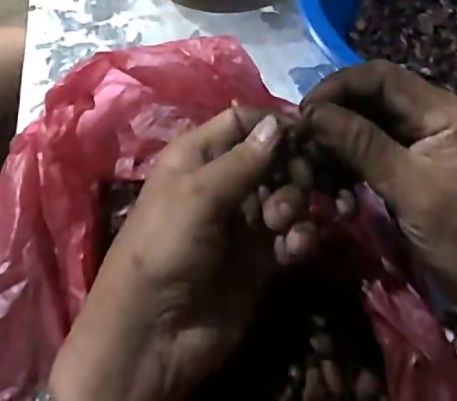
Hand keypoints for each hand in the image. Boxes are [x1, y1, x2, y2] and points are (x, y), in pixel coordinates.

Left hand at [48, 108, 313, 400]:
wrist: (151, 334)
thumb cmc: (165, 245)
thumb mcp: (198, 195)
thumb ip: (242, 161)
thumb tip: (277, 123)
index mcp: (197, 155)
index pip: (240, 121)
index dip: (270, 122)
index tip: (305, 129)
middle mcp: (222, 181)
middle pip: (270, 157)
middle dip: (290, 165)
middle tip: (301, 180)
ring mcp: (242, 221)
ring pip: (284, 194)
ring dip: (294, 202)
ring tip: (283, 222)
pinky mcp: (259, 260)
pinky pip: (290, 235)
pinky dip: (300, 236)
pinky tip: (296, 247)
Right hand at [303, 61, 456, 336]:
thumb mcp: (415, 192)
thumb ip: (363, 146)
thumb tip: (312, 112)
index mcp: (443, 111)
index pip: (380, 77)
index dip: (338, 86)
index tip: (303, 112)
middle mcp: (431, 118)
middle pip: (370, 99)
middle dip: (333, 117)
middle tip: (299, 142)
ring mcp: (422, 145)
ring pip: (366, 126)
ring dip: (337, 145)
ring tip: (311, 169)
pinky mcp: (413, 170)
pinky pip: (371, 154)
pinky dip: (349, 167)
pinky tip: (334, 190)